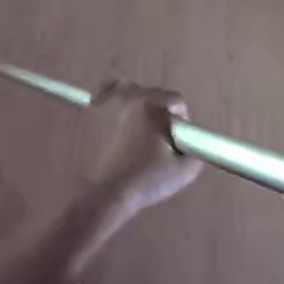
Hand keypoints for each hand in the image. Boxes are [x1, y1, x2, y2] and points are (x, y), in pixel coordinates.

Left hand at [86, 81, 203, 213]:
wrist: (106, 194)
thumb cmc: (147, 180)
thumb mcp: (185, 168)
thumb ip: (196, 148)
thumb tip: (192, 139)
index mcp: (150, 104)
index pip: (175, 99)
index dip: (181, 119)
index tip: (177, 136)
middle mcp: (125, 95)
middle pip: (150, 94)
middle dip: (159, 112)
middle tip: (157, 137)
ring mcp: (103, 101)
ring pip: (125, 89)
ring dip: (135, 101)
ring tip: (136, 124)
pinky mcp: (87, 113)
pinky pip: (102, 97)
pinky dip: (111, 104)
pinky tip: (115, 122)